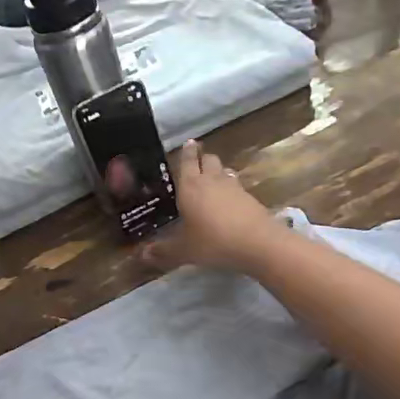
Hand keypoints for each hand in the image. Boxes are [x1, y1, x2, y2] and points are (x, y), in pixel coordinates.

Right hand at [143, 140, 289, 270]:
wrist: (257, 242)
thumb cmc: (213, 241)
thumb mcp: (184, 250)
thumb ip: (163, 251)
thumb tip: (142, 255)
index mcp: (190, 186)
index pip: (187, 161)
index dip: (186, 152)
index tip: (188, 143)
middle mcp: (212, 180)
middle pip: (208, 159)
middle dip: (202, 158)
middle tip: (198, 161)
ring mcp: (234, 187)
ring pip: (224, 170)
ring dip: (218, 171)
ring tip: (213, 179)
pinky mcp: (250, 198)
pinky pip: (237, 186)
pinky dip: (231, 189)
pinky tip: (230, 201)